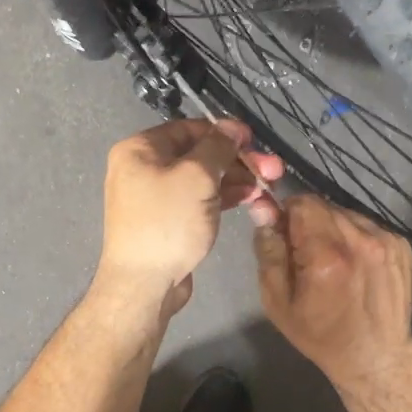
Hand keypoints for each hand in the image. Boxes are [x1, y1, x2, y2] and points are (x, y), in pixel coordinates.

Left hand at [97, 118, 282, 316]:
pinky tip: (248, 198)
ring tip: (267, 186)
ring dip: (234, 180)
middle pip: (197, 155)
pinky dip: (220, 198)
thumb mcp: (197, 177)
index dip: (225, 133)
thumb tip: (231, 127)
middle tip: (272, 170)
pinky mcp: (165, 222)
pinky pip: (196, 201)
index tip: (256, 142)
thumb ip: (217, 147)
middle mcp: (142, 169)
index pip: (189, 129)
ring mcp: (153, 198)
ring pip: (200, 180)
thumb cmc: (168, 223)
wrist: (144, 284)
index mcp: (139, 149)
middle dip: (236, 160)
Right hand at [253, 194, 411, 392]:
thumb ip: (269, 251)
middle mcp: (360, 240)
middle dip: (310, 224)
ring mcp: (386, 241)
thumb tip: (262, 210)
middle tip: (308, 256)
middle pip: (324, 206)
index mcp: (326, 255)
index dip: (288, 217)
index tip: (287, 239)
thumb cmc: (320, 335)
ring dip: (334, 229)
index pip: (301, 203)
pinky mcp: (401, 245)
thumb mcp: (278, 301)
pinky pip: (368, 226)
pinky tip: (355, 267)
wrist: (377, 357)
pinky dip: (356, 239)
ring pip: (346, 214)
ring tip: (335, 263)